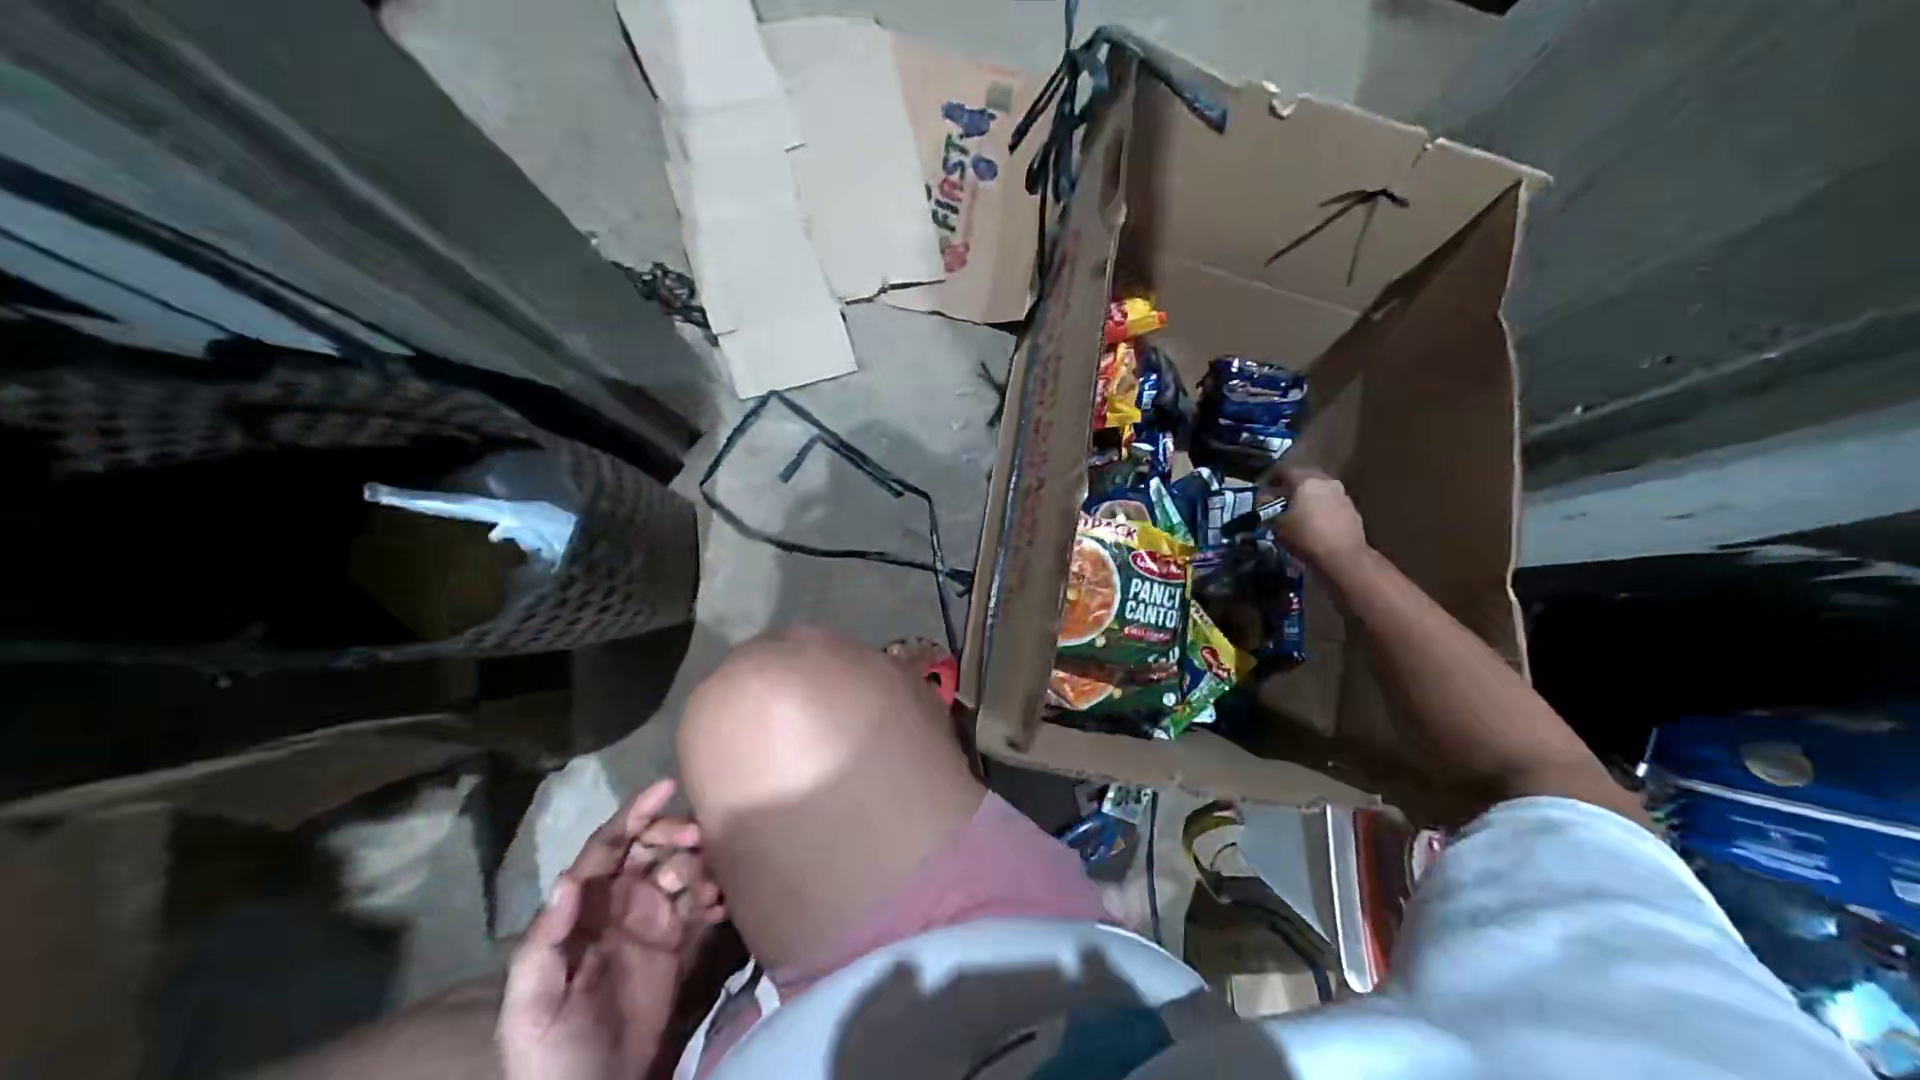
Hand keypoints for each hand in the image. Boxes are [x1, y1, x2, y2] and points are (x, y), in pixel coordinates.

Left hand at [497, 779, 725, 1079]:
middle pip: (649, 848)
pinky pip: (699, 905)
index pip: (608, 847)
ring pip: (678, 869)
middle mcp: (618, 905)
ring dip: (697, 866)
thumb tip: (568, 878)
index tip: (666, 787)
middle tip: (697, 841)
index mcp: (582, 909)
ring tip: (708, 889)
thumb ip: (543, 943)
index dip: (634, 813)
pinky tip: (722, 906)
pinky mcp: (676, 944)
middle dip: (674, 833)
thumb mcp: (530, 1005)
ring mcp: (650, 923)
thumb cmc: (549, 1054)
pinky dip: (714, 896)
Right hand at [1267, 466, 1366, 567]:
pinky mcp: (1352, 510)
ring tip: (1298, 512)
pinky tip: (1315, 522)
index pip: (1284, 471)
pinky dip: (1321, 508)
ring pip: (1320, 490)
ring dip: (1308, 497)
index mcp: (1306, 481)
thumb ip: (1268, 507)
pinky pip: (1331, 503)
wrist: (1343, 557)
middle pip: (1305, 477)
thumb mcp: (1276, 524)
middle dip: (1292, 487)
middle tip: (1280, 499)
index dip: (1271, 479)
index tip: (1264, 491)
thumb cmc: (1305, 536)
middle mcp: (1326, 482)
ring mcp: (1342, 495)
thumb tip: (1264, 499)